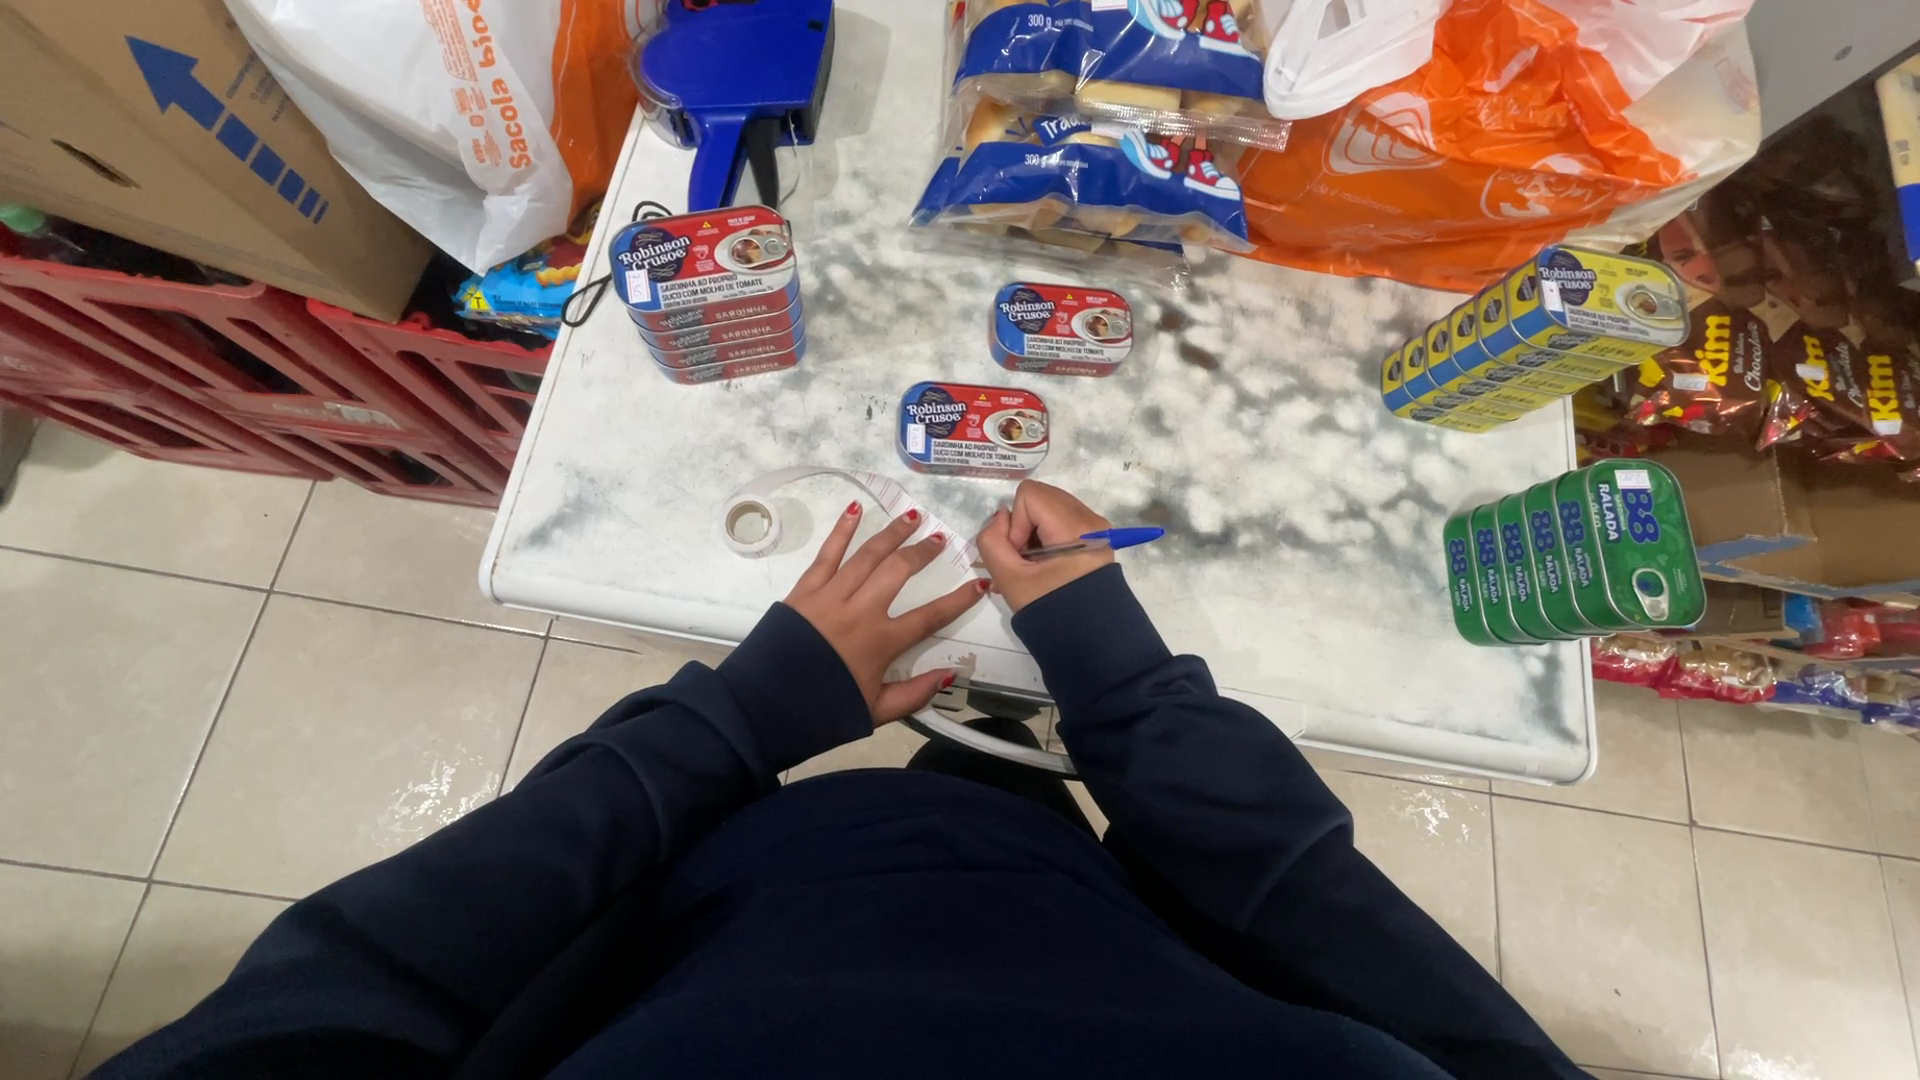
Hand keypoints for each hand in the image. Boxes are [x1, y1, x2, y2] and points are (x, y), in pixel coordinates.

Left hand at [785, 501, 990, 725]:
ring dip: (892, 533)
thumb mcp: (875, 712)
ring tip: (912, 516)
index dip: (958, 600)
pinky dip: (842, 530)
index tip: (978, 582)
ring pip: (868, 555)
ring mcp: (831, 596)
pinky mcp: (805, 590)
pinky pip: (827, 554)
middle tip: (940, 538)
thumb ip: (915, 694)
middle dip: (923, 552)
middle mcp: (861, 610)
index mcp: (881, 642)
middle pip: (899, 571)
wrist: (763, 707)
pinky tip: (855, 509)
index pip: (930, 616)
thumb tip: (950, 673)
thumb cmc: (821, 711)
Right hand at [975, 480, 1114, 612]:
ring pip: (1051, 506)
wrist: (1089, 639)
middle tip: (1025, 559)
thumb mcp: (1009, 579)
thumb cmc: (1049, 610)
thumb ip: (992, 541)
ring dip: (1034, 530)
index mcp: (1075, 526)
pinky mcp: (1097, 536)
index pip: (1030, 495)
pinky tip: (1047, 562)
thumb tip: (1001, 517)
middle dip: (1025, 524)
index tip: (1021, 556)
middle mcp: (1091, 519)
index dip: (1016, 523)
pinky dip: (1048, 534)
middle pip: (1042, 496)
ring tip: (1035, 563)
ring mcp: (1097, 527)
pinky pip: (1063, 519)